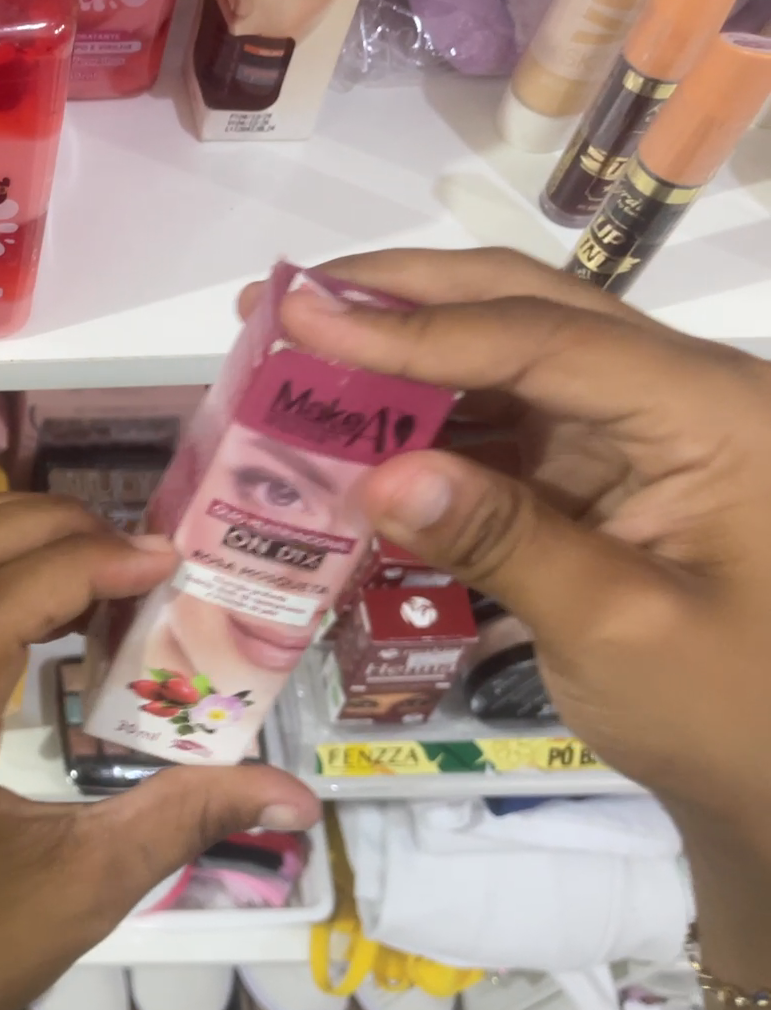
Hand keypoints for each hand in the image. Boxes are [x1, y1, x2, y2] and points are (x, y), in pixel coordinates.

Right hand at [263, 248, 770, 1009]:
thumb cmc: (746, 714)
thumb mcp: (624, 633)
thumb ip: (505, 541)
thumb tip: (379, 477)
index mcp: (717, 418)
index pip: (542, 341)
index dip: (408, 328)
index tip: (296, 316)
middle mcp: (673, 400)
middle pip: (524, 310)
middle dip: (398, 295)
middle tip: (284, 300)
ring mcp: (627, 434)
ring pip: (495, 360)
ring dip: (392, 353)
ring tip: (294, 352)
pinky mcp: (586, 471)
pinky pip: (484, 424)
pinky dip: (405, 419)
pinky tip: (343, 427)